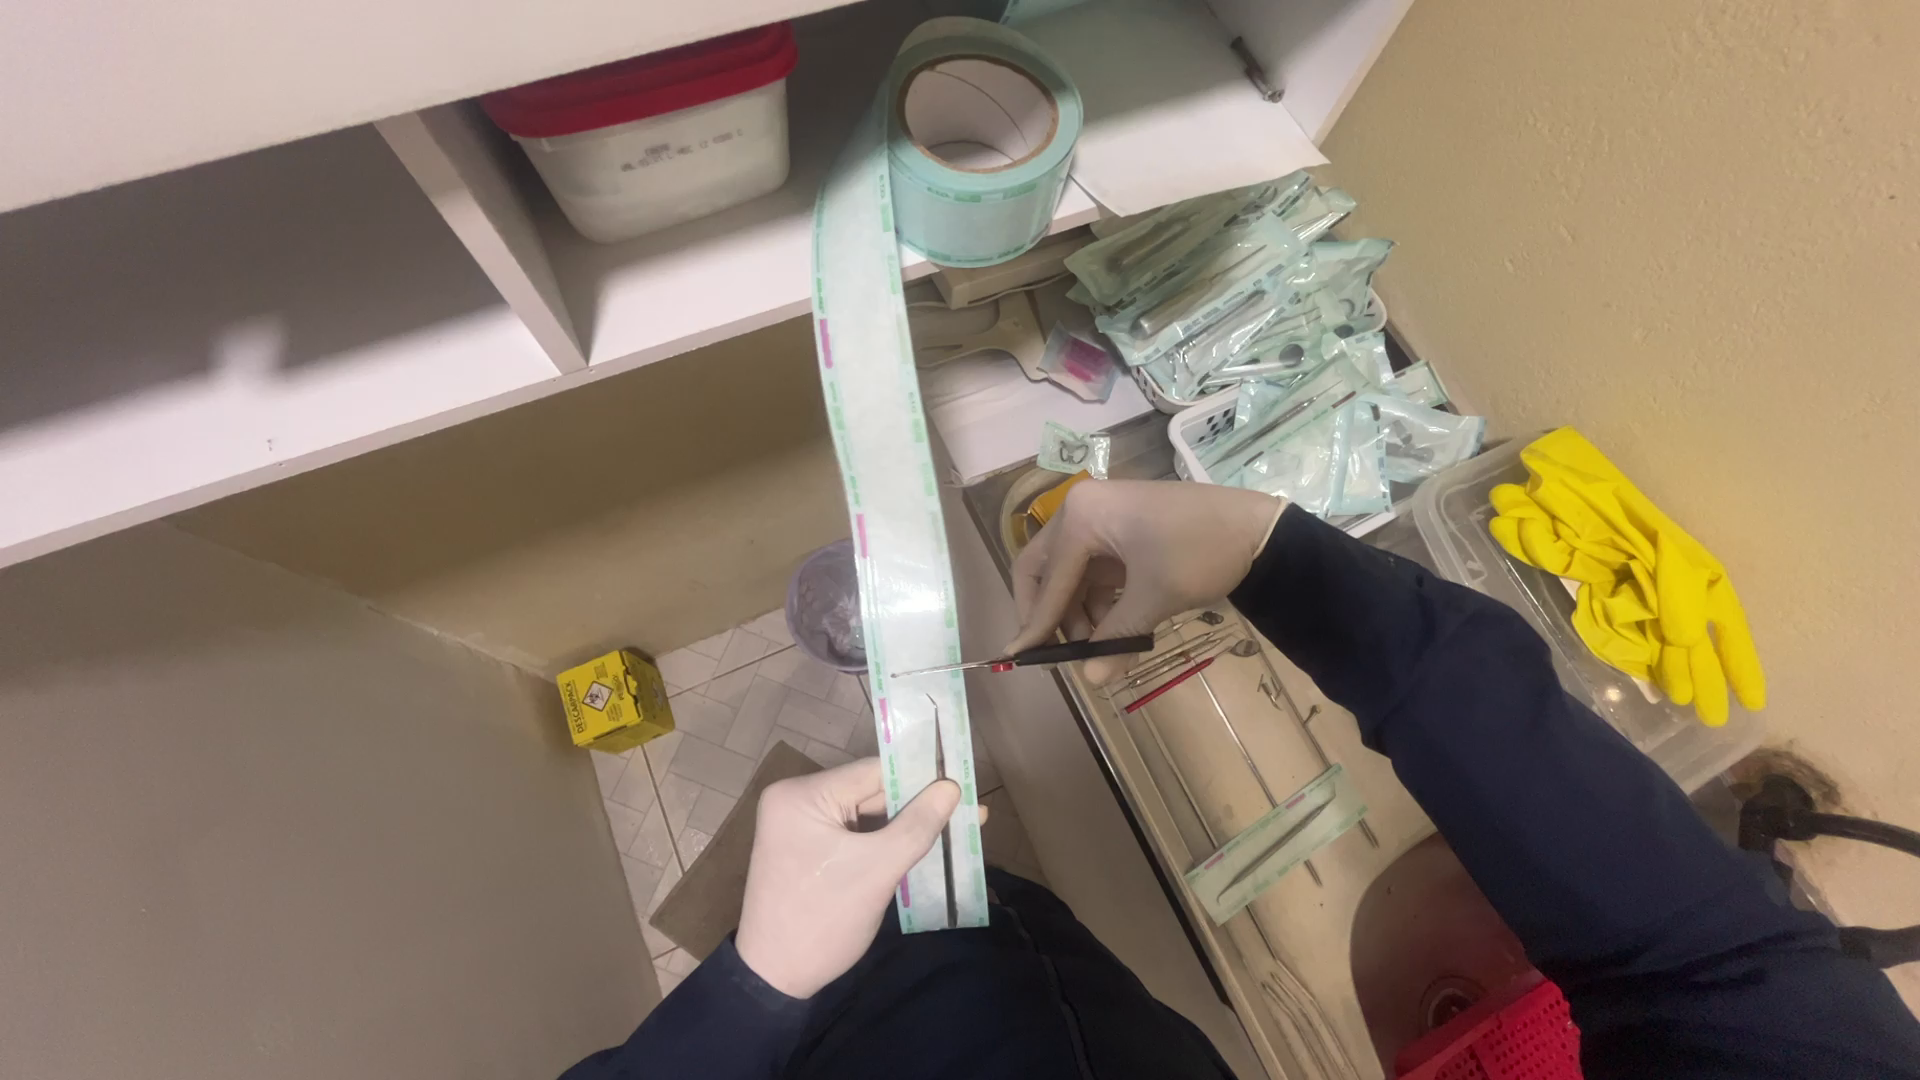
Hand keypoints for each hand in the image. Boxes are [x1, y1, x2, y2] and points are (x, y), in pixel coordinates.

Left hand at [734, 759, 962, 998]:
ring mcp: (802, 825)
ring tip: (957, 824)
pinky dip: (887, 841)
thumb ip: (917, 825)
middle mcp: (798, 799)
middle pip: (871, 792)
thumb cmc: (822, 921)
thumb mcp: (876, 871)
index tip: (962, 781)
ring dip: (906, 824)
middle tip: (968, 807)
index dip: (921, 776)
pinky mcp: (810, 848)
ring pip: (867, 814)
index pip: (874, 772)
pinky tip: (923, 843)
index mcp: (803, 795)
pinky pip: (857, 834)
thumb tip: (952, 788)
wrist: (773, 983)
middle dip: (918, 804)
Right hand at [1005, 480, 1284, 682]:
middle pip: (1044, 568)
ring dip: (1076, 612)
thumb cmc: (1201, 553)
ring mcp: (1100, 519)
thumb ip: (1116, 638)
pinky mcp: (1119, 533)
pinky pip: (1091, 572)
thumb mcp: (1155, 598)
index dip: (1034, 622)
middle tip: (1054, 651)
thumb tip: (1092, 681)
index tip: (1016, 656)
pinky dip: (1097, 602)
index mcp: (1082, 516)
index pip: (1047, 577)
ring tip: (1100, 645)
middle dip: (1049, 613)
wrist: (1259, 529)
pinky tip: (1114, 629)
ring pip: (1067, 574)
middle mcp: (1081, 510)